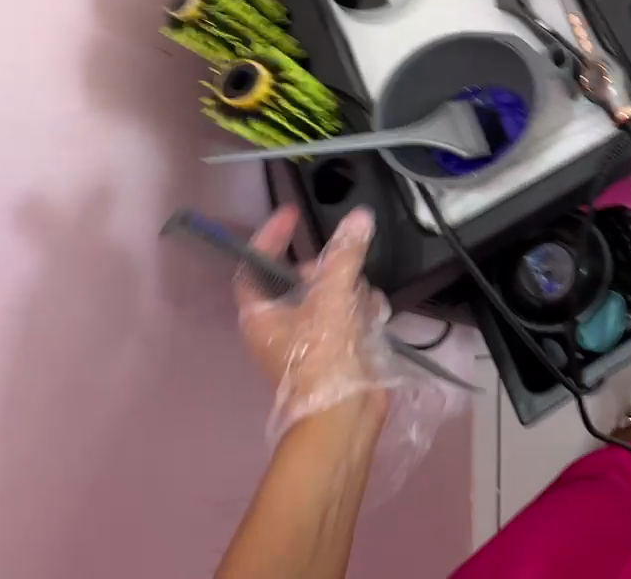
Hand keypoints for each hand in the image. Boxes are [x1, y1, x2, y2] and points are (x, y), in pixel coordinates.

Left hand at [237, 206, 391, 438]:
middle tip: (347, 269)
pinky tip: (374, 320)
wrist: (342, 415)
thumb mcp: (331, 298)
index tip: (293, 214)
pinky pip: (352, 313)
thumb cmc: (321, 357)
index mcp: (262, 315)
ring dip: (354, 292)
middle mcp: (282, 324)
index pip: (255, 267)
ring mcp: (311, 337)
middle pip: (304, 277)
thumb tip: (360, 217)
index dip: (270, 238)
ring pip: (334, 293)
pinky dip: (365, 312)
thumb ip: (346, 256)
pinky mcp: (338, 347)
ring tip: (363, 306)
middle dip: (332, 270)